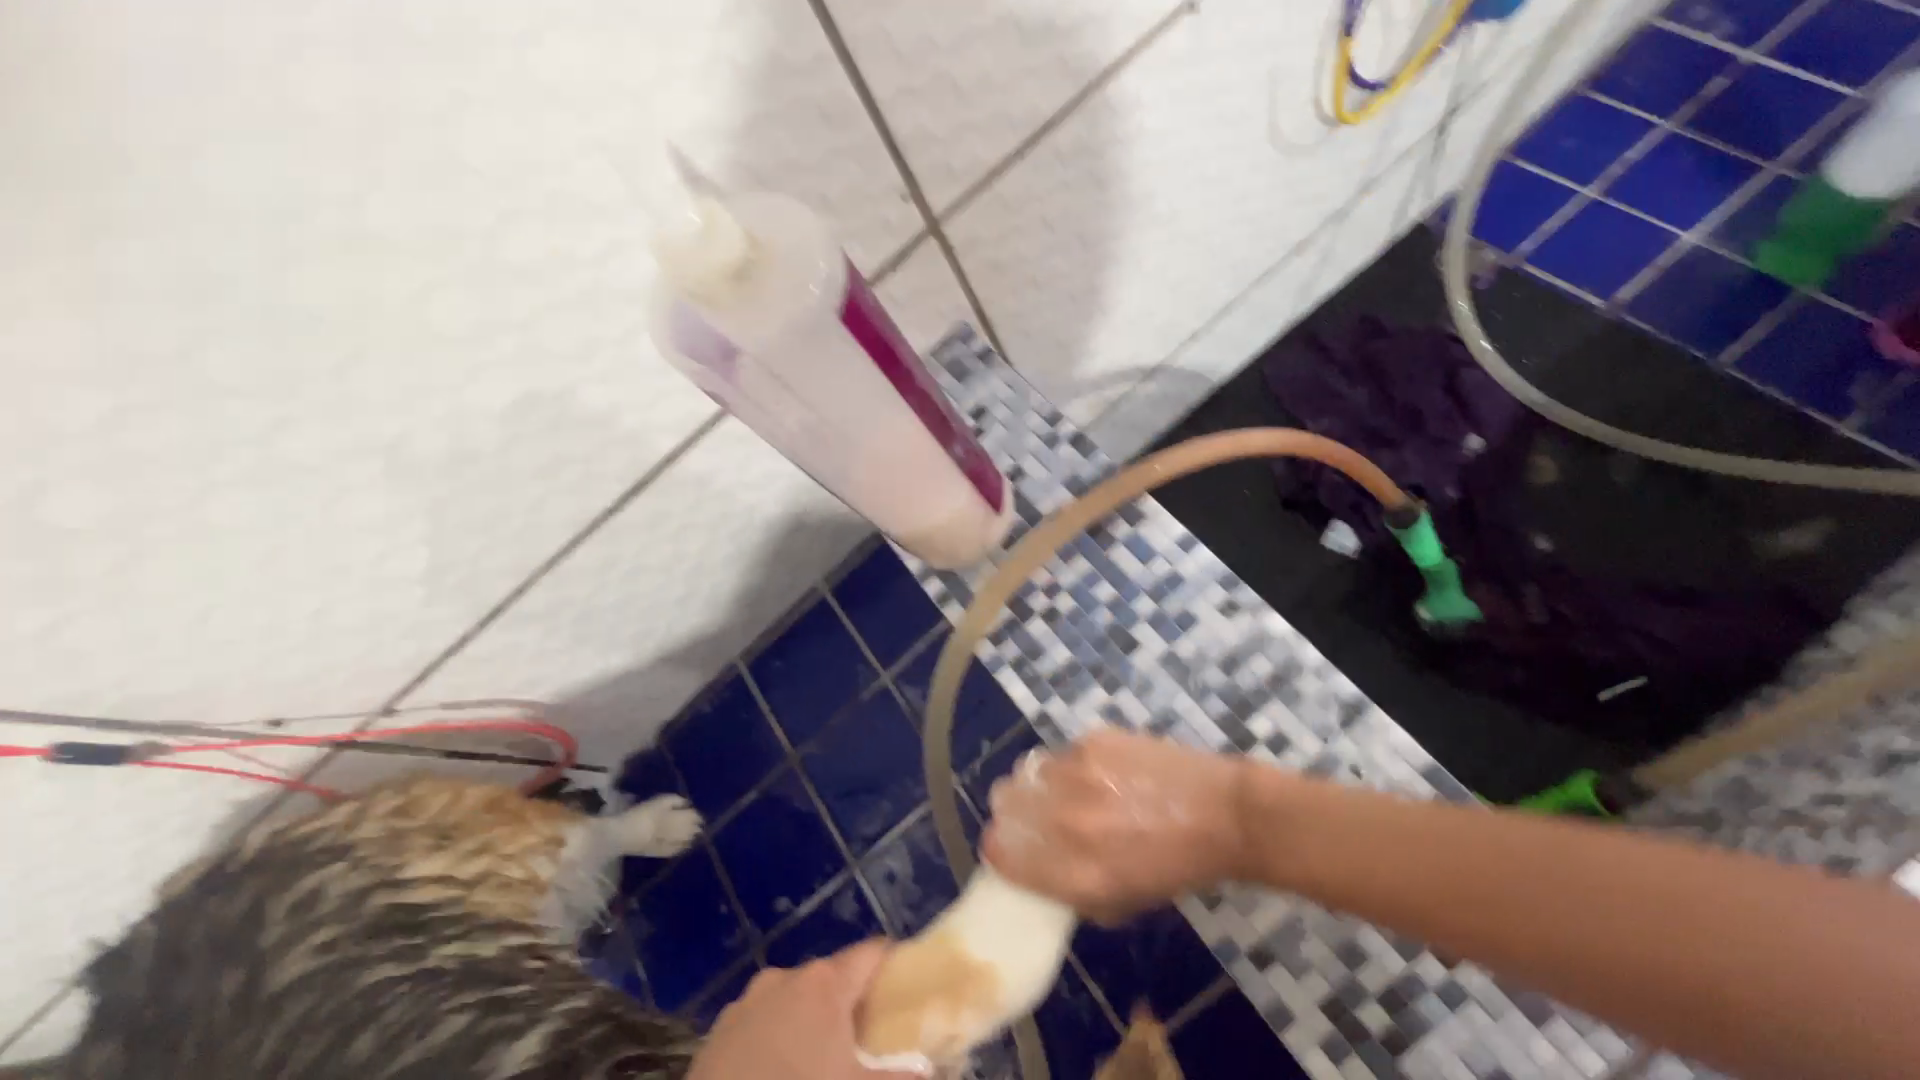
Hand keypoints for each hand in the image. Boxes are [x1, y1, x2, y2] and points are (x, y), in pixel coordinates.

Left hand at [688, 941, 897, 1079]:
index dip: (894, 966)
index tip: (909, 988)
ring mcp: (747, 1002)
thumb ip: (902, 1077)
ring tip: (821, 1061)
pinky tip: (780, 1073)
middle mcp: (785, 979)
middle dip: (852, 1004)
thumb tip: (928, 1073)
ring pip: (794, 1001)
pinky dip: (777, 1039)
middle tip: (869, 1039)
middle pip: (833, 978)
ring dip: (812, 1022)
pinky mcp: (718, 1031)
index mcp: (825, 984)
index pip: (872, 953)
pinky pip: (762, 1022)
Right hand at [980, 730, 1254, 922]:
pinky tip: (1100, 772)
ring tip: (1069, 790)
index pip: (999, 851)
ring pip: (1027, 772)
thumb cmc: (1176, 869)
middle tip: (1037, 815)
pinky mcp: (1094, 741)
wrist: (1225, 816)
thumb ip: (1067, 891)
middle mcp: (1067, 822)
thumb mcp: (1118, 903)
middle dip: (1013, 810)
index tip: (1011, 846)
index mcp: (1074, 873)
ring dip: (1040, 784)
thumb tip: (1033, 869)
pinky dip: (1070, 765)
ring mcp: (1079, 775)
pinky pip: (1059, 752)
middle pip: (1002, 803)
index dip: (999, 848)